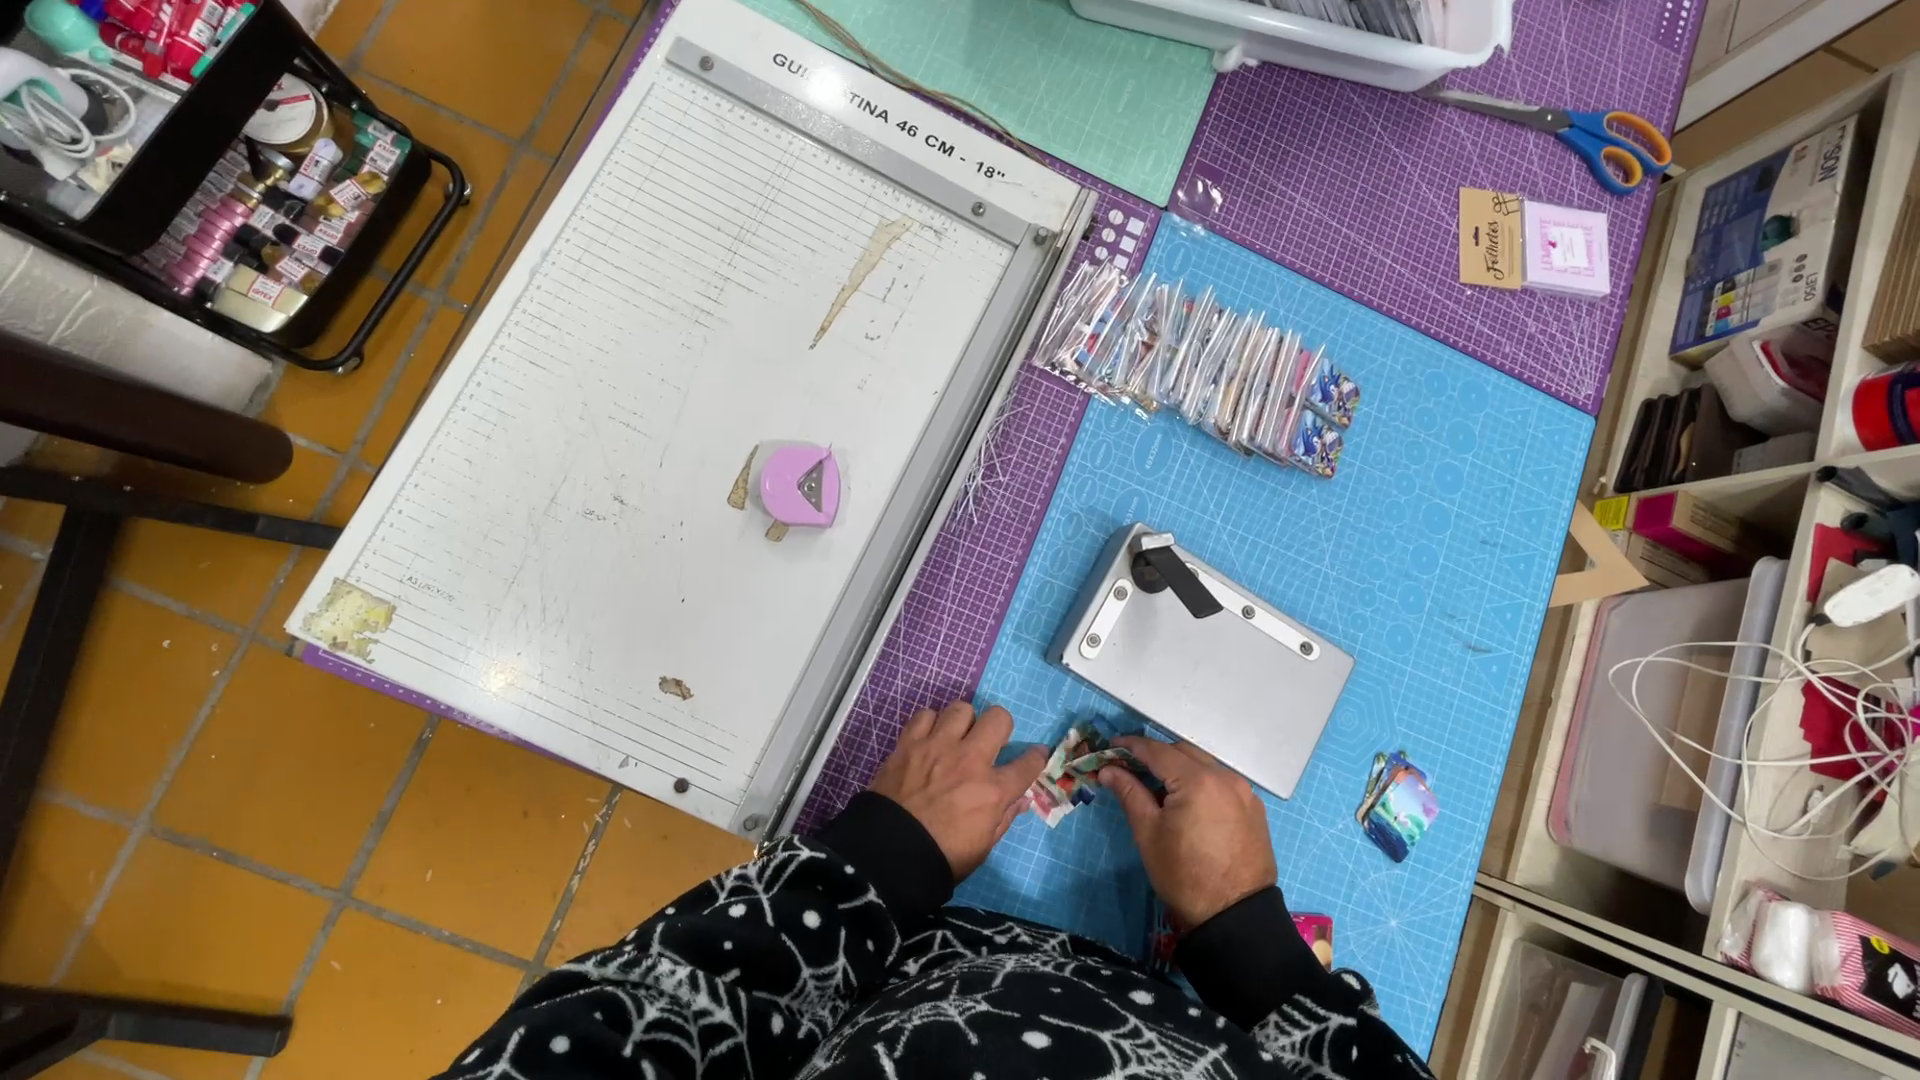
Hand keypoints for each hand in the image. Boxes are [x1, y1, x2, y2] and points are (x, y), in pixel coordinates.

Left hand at [868, 701, 1048, 880]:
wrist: (888, 855)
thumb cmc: (941, 857)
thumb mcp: (982, 847)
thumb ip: (1003, 818)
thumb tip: (1021, 799)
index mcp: (992, 791)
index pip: (1028, 764)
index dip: (1037, 756)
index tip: (1037, 753)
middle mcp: (969, 760)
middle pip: (998, 718)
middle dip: (1000, 726)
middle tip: (990, 741)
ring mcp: (937, 747)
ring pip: (961, 709)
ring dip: (964, 722)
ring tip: (956, 737)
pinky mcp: (909, 743)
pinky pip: (925, 715)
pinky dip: (930, 723)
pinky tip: (929, 738)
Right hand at [1099, 736, 1276, 931]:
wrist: (1236, 917)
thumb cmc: (1184, 875)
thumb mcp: (1149, 833)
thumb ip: (1129, 793)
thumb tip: (1109, 770)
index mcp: (1198, 781)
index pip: (1158, 751)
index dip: (1132, 746)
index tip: (1111, 747)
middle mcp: (1225, 777)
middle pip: (1184, 752)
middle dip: (1156, 755)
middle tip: (1130, 767)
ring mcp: (1244, 792)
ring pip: (1205, 765)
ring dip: (1180, 767)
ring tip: (1158, 786)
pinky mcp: (1254, 809)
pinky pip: (1222, 782)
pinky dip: (1201, 782)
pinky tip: (1188, 802)